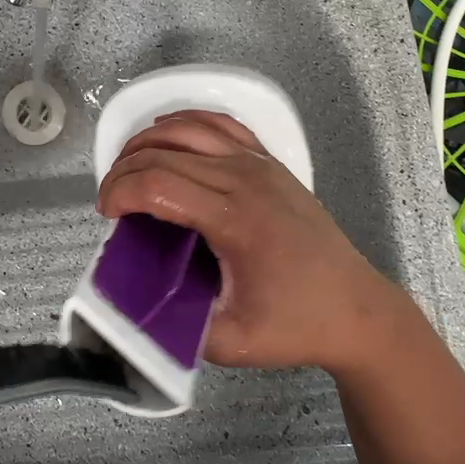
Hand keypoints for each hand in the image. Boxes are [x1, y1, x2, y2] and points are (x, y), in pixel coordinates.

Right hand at [96, 110, 413, 373]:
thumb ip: (176, 327)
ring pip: (186, 128)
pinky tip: (165, 136)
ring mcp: (258, 163)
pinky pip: (217, 123)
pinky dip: (183, 121)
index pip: (157, 182)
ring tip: (127, 170)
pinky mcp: (268, 161)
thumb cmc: (296, 325)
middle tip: (110, 202)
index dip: (118, 192)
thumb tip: (129, 308)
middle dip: (122, 171)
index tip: (106, 217)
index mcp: (234, 218)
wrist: (357, 310)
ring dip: (146, 141)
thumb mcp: (232, 342)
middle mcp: (244, 178)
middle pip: (163, 151)